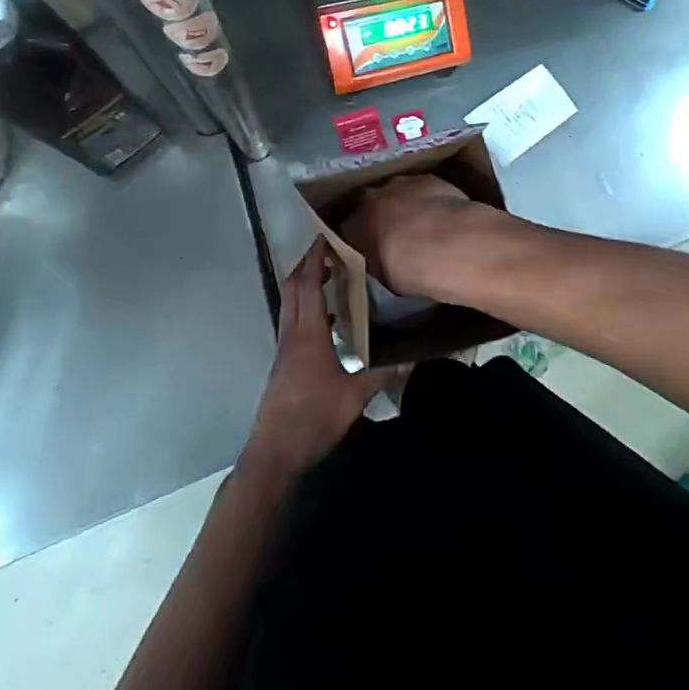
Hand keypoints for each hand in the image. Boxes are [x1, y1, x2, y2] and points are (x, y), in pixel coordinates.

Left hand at [243, 240, 391, 477]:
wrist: (275, 451)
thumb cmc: (313, 418)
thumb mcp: (355, 397)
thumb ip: (383, 374)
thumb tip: (413, 358)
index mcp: (308, 335)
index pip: (308, 286)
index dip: (314, 260)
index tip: (324, 238)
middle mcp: (291, 335)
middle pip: (293, 289)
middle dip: (307, 265)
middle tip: (329, 251)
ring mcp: (284, 350)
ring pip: (290, 305)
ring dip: (305, 285)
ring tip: (329, 276)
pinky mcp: (284, 363)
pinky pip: (293, 322)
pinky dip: (306, 308)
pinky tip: (326, 319)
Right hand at [340, 174, 493, 298]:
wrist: (445, 243)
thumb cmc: (407, 268)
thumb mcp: (381, 275)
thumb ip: (376, 262)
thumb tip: (379, 259)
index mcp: (356, 223)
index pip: (350, 228)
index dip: (362, 237)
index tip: (372, 246)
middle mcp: (373, 197)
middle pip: (375, 204)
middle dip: (385, 215)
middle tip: (399, 233)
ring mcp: (402, 183)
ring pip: (400, 192)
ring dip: (408, 203)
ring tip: (424, 223)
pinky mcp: (430, 178)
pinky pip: (425, 188)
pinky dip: (431, 198)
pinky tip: (443, 213)